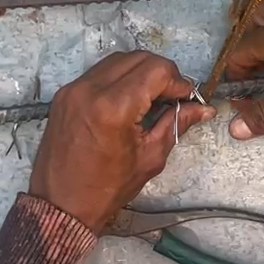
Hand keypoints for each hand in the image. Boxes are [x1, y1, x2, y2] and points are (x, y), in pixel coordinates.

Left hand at [30, 51, 216, 231]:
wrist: (60, 206)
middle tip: (173, 97)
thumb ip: (176, 124)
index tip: (187, 97)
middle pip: (139, 58)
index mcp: (113, 108)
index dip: (178, 81)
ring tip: (153, 97)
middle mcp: (90, 90)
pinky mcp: (64, 94)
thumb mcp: (149, 158)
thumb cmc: (105, 189)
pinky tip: (130, 99)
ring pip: (118, 60)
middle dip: (162, 73)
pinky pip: (99, 72)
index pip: (157, 70)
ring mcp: (73, 89)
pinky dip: (120, 77)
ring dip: (141, 71)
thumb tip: (203, 109)